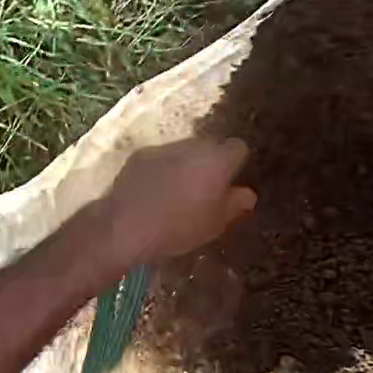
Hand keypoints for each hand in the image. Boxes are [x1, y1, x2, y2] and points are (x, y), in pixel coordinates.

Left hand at [90, 137, 256, 263]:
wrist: (126, 225)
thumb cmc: (179, 227)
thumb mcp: (215, 224)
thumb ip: (235, 204)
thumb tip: (246, 193)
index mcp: (217, 160)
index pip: (238, 148)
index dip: (236, 164)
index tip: (230, 184)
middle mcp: (192, 145)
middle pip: (210, 146)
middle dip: (211, 163)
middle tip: (205, 190)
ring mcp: (164, 148)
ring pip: (184, 150)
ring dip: (186, 164)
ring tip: (177, 193)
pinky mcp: (140, 155)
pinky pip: (160, 158)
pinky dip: (162, 169)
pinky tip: (154, 192)